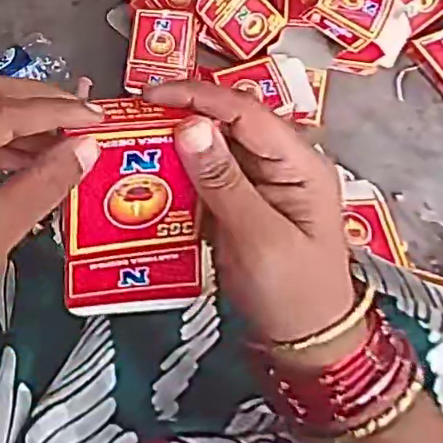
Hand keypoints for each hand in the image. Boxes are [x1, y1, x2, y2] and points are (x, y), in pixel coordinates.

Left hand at [0, 78, 101, 361]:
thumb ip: (47, 182)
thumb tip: (89, 147)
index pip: (5, 112)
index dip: (57, 111)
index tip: (98, 115)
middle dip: (44, 104)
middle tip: (88, 115)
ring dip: (31, 121)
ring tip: (75, 135)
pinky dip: (15, 140)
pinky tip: (46, 154)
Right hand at [143, 82, 356, 349]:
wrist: (305, 346)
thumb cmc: (294, 296)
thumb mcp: (260, 241)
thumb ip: (223, 182)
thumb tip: (189, 125)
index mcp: (300, 163)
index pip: (246, 111)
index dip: (198, 97)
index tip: (152, 96)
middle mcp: (281, 160)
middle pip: (229, 119)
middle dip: (184, 110)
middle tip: (137, 113)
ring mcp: (260, 178)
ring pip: (214, 140)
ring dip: (178, 135)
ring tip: (138, 134)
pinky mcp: (240, 195)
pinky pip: (207, 168)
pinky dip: (180, 164)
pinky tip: (154, 166)